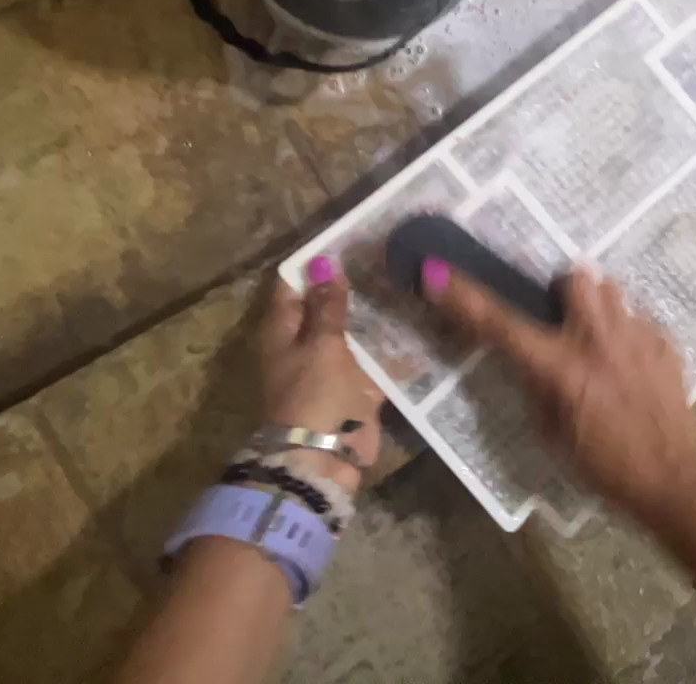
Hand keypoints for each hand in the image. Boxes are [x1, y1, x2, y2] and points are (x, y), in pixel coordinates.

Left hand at [260, 259, 384, 490]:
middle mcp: (303, 345)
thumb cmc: (315, 393)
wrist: (324, 456)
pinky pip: (372, 357)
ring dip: (369, 313)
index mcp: (283, 332)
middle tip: (379, 254)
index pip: (293, 287)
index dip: (313, 264)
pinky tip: (412, 322)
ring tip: (399, 281)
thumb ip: (328, 306)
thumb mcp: (322, 343)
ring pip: (349, 331)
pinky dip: (387, 343)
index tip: (342, 239)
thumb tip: (325, 265)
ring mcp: (330, 366)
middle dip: (347, 285)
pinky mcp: (355, 386)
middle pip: (323, 307)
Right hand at [424, 264, 695, 520]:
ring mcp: (636, 333)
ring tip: (600, 336)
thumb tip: (532, 359)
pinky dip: (628, 331)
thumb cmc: (602, 465)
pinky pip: (638, 315)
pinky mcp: (665, 340)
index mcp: (560, 366)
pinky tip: (631, 361)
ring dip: (598, 305)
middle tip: (562, 317)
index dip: (465, 297)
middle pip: (574, 276)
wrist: (670, 477)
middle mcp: (597, 338)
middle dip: (562, 289)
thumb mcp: (551, 432)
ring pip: (610, 287)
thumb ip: (537, 385)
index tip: (436, 272)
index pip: (501, 324)